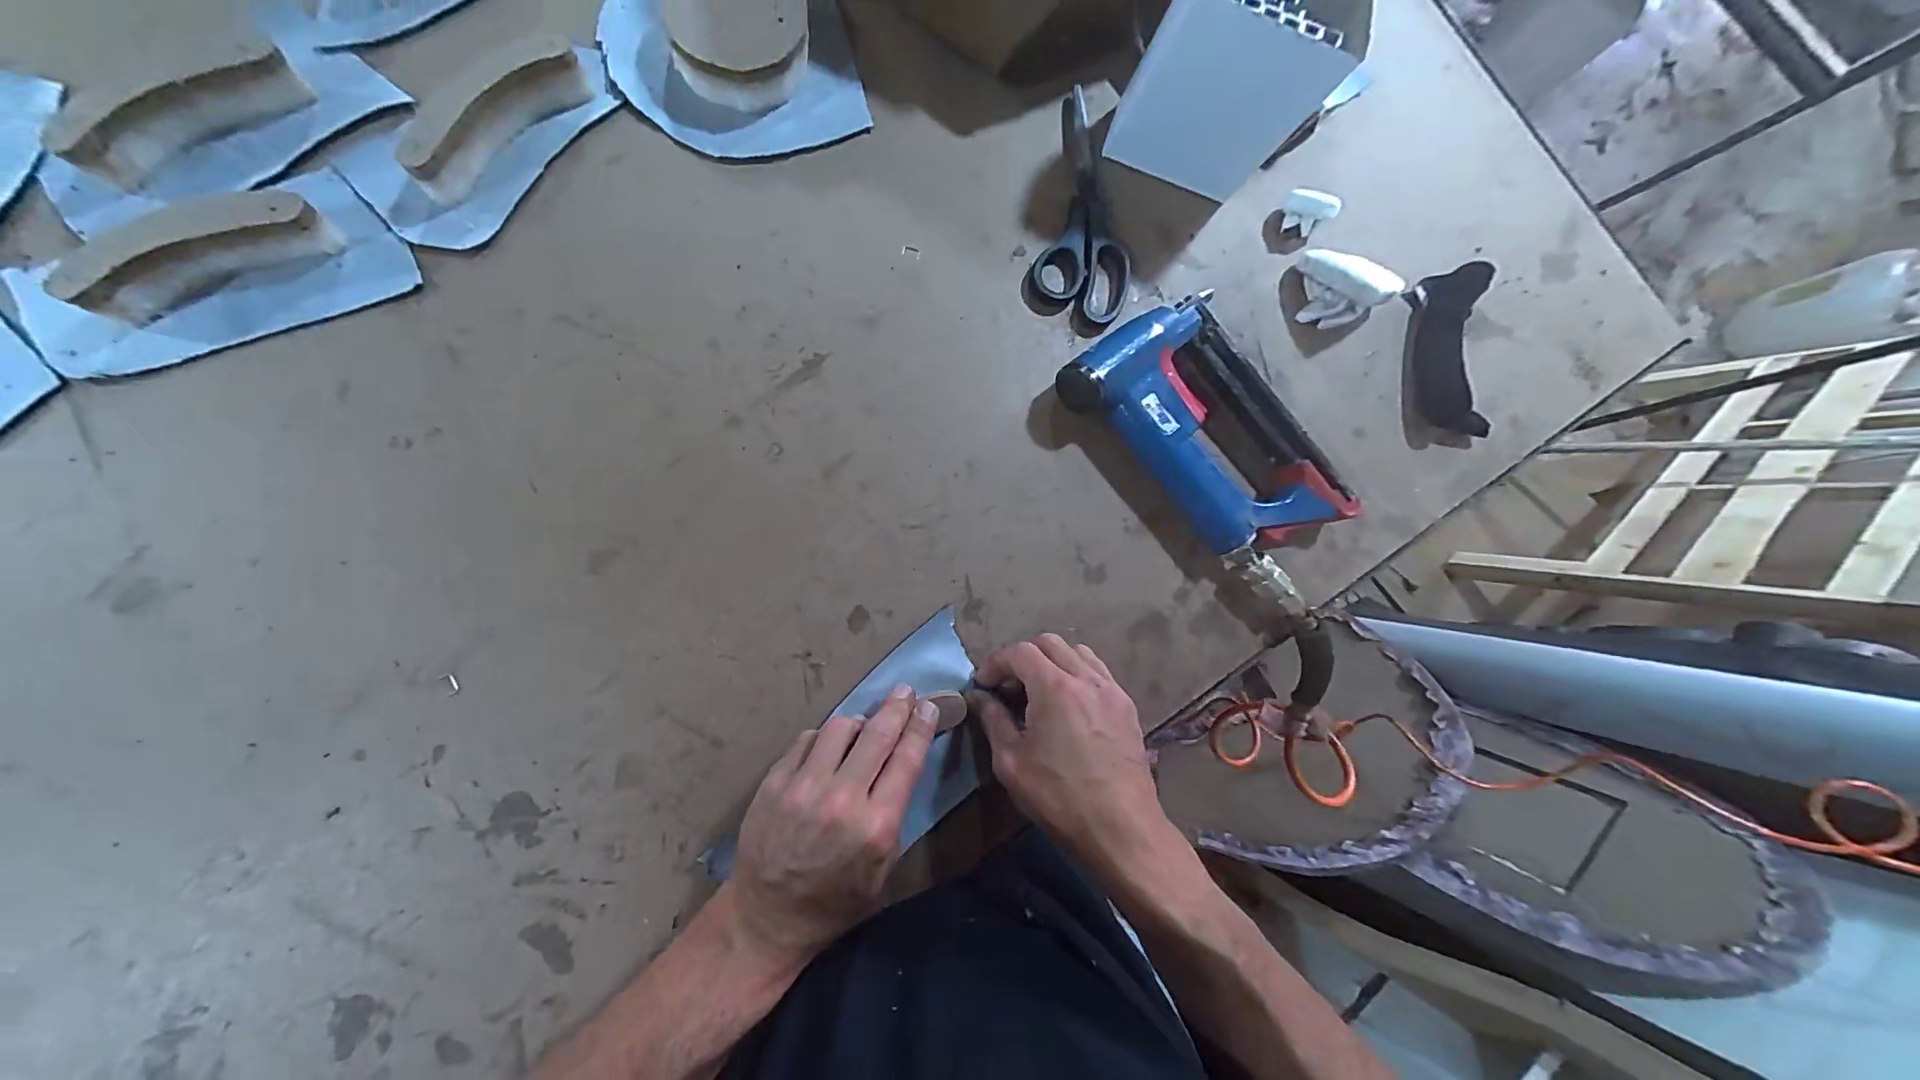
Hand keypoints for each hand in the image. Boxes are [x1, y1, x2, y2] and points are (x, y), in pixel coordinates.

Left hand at [730, 684, 936, 961]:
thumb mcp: (882, 869)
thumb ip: (894, 814)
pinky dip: (824, 737)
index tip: (929, 707)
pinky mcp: (775, 782)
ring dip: (859, 722)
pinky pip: (807, 739)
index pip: (907, 759)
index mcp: (876, 826)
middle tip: (905, 692)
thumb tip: (903, 760)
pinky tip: (829, 747)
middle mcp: (841, 799)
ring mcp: (804, 787)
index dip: (921, 727)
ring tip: (863, 727)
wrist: (767, 917)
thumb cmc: (835, 900)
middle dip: (897, 707)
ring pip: (840, 727)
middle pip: (877, 734)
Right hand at [968, 635, 1172, 871]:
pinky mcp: (1127, 707)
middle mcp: (1087, 678)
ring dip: (1053, 662)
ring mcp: (1112, 690)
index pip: (1020, 652)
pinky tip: (1068, 706)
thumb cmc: (1059, 797)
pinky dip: (1077, 675)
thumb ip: (993, 721)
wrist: (1121, 828)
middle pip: (1050, 644)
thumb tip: (980, 698)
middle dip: (1023, 657)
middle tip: (1008, 688)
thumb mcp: (1011, 762)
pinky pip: (1098, 673)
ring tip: (1039, 692)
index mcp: (1055, 687)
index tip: (982, 685)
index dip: (995, 664)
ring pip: (1078, 653)